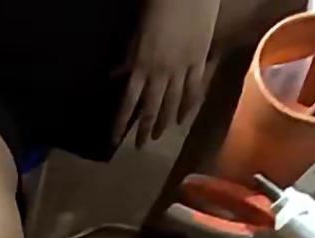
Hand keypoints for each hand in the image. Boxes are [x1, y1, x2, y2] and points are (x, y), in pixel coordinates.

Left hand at [116, 0, 216, 147]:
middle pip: (150, 110)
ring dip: (164, 123)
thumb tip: (115, 76)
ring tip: (159, 137)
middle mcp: (160, 73)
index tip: (114, 141)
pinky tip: (182, 120)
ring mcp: (181, 69)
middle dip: (144, 130)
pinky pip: (194, 90)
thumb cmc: (159, 4)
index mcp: (141, 66)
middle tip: (141, 146)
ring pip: (172, 104)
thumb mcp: (139, 32)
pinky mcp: (199, 60)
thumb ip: (130, 57)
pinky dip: (187, 107)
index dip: (121, 124)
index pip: (127, 104)